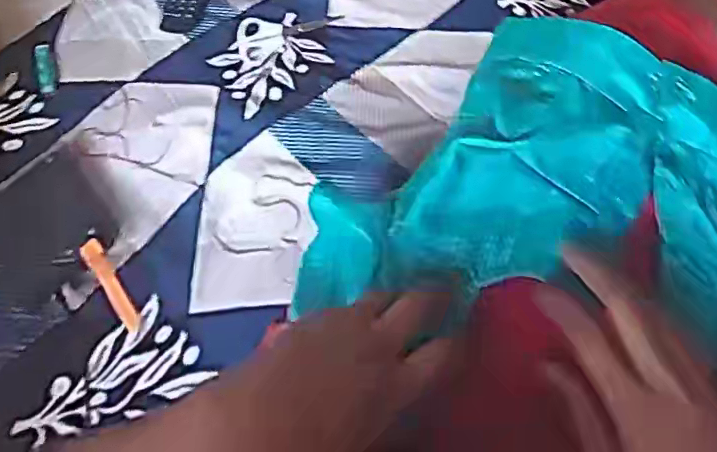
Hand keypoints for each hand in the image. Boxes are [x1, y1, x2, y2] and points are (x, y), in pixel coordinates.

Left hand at [182, 290, 455, 451]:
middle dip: (439, 290)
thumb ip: (392, 414)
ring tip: (410, 290)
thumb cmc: (311, 450)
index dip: (462, 337)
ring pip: (382, 293)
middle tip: (453, 280)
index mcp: (395, 387)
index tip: (472, 324)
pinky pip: (348, 303)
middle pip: (418, 302)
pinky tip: (360, 314)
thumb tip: (406, 408)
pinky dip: (362, 305)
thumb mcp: (368, 439)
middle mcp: (374, 344)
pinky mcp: (312, 316)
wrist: (245, 429)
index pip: (444, 354)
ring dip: (398, 292)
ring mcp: (342, 323)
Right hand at [537, 246, 716, 451]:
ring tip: (599, 262)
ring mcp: (706, 385)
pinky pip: (687, 332)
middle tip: (568, 247)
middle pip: (632, 309)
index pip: (591, 339)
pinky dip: (658, 307)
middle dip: (597, 269)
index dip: (562, 306)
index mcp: (638, 412)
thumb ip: (581, 414)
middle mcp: (675, 387)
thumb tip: (548, 363)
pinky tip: (642, 298)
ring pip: (663, 312)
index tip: (538, 287)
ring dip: (628, 281)